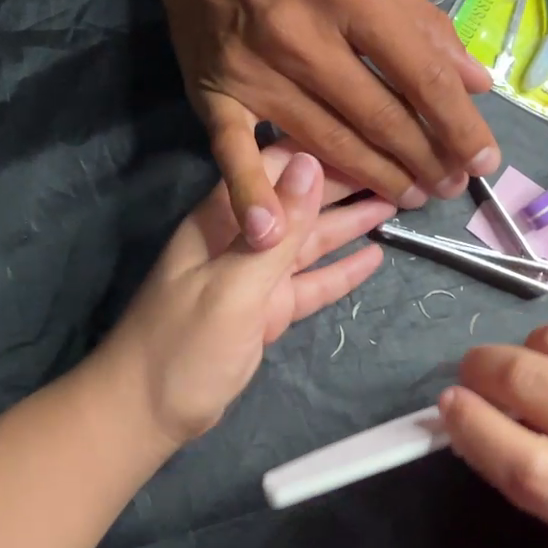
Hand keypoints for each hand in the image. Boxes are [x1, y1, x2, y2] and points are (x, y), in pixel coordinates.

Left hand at [97, 148, 394, 444]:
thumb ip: (279, 230)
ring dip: (349, 223)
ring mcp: (254, 275)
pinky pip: (309, 282)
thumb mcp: (234, 284)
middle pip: (299, 200)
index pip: (276, 165)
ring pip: (309, 240)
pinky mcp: (265, 310)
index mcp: (224, 216)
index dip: (321, 149)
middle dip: (344, 183)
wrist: (146, 412)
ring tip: (397, 204)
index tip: (369, 136)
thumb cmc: (183, 344)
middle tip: (401, 171)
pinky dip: (339, 270)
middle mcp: (242, 236)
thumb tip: (312, 163)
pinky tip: (373, 256)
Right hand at [147, 0, 498, 249]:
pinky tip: (273, 233)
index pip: (420, 74)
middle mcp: (301, 35)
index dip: (458, 124)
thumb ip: (423, 26)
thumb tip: (475, 84)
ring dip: (375, 178)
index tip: (484, 160)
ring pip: (324, 141)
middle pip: (377, 116)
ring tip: (411, 197)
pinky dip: (250, 193)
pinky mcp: (215, 95)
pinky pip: (234, 151)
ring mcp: (253, 71)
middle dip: (424, 159)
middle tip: (449, 186)